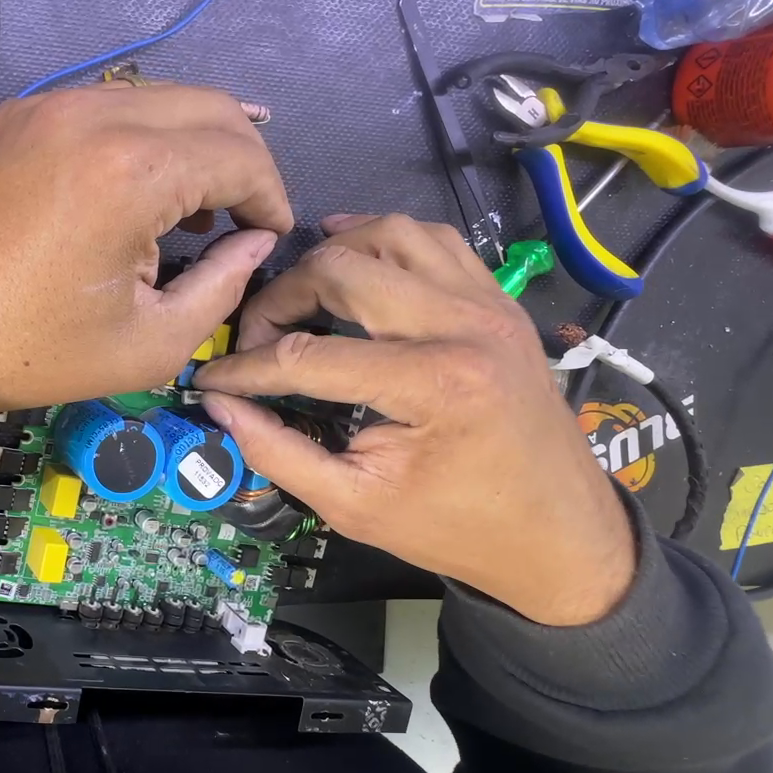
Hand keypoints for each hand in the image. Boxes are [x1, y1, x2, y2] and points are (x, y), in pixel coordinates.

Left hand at [0, 83, 292, 416]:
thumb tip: (255, 240)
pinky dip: (136, 135)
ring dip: (190, 142)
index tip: (271, 232)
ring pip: (155, 97)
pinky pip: (102, 106)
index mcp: (129, 172)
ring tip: (194, 204)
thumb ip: (223, 283)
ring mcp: (45, 106)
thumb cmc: (38, 353)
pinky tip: (133, 184)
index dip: (270, 194)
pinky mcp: (15, 116)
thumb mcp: (151, 343)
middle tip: (243, 213)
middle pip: (207, 106)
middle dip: (242, 157)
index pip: (237, 154)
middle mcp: (90, 116)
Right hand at [195, 214, 634, 626]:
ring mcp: (487, 303)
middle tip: (257, 342)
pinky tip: (350, 260)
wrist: (563, 538)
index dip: (244, 368)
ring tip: (298, 298)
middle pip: (339, 269)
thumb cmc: (456, 529)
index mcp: (432, 384)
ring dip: (328, 256)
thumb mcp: (353, 506)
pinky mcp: (497, 300)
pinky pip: (431, 239)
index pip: (305, 355)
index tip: (210, 381)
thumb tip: (218, 404)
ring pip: (387, 234)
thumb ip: (276, 451)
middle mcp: (463, 324)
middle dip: (278, 300)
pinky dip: (380, 240)